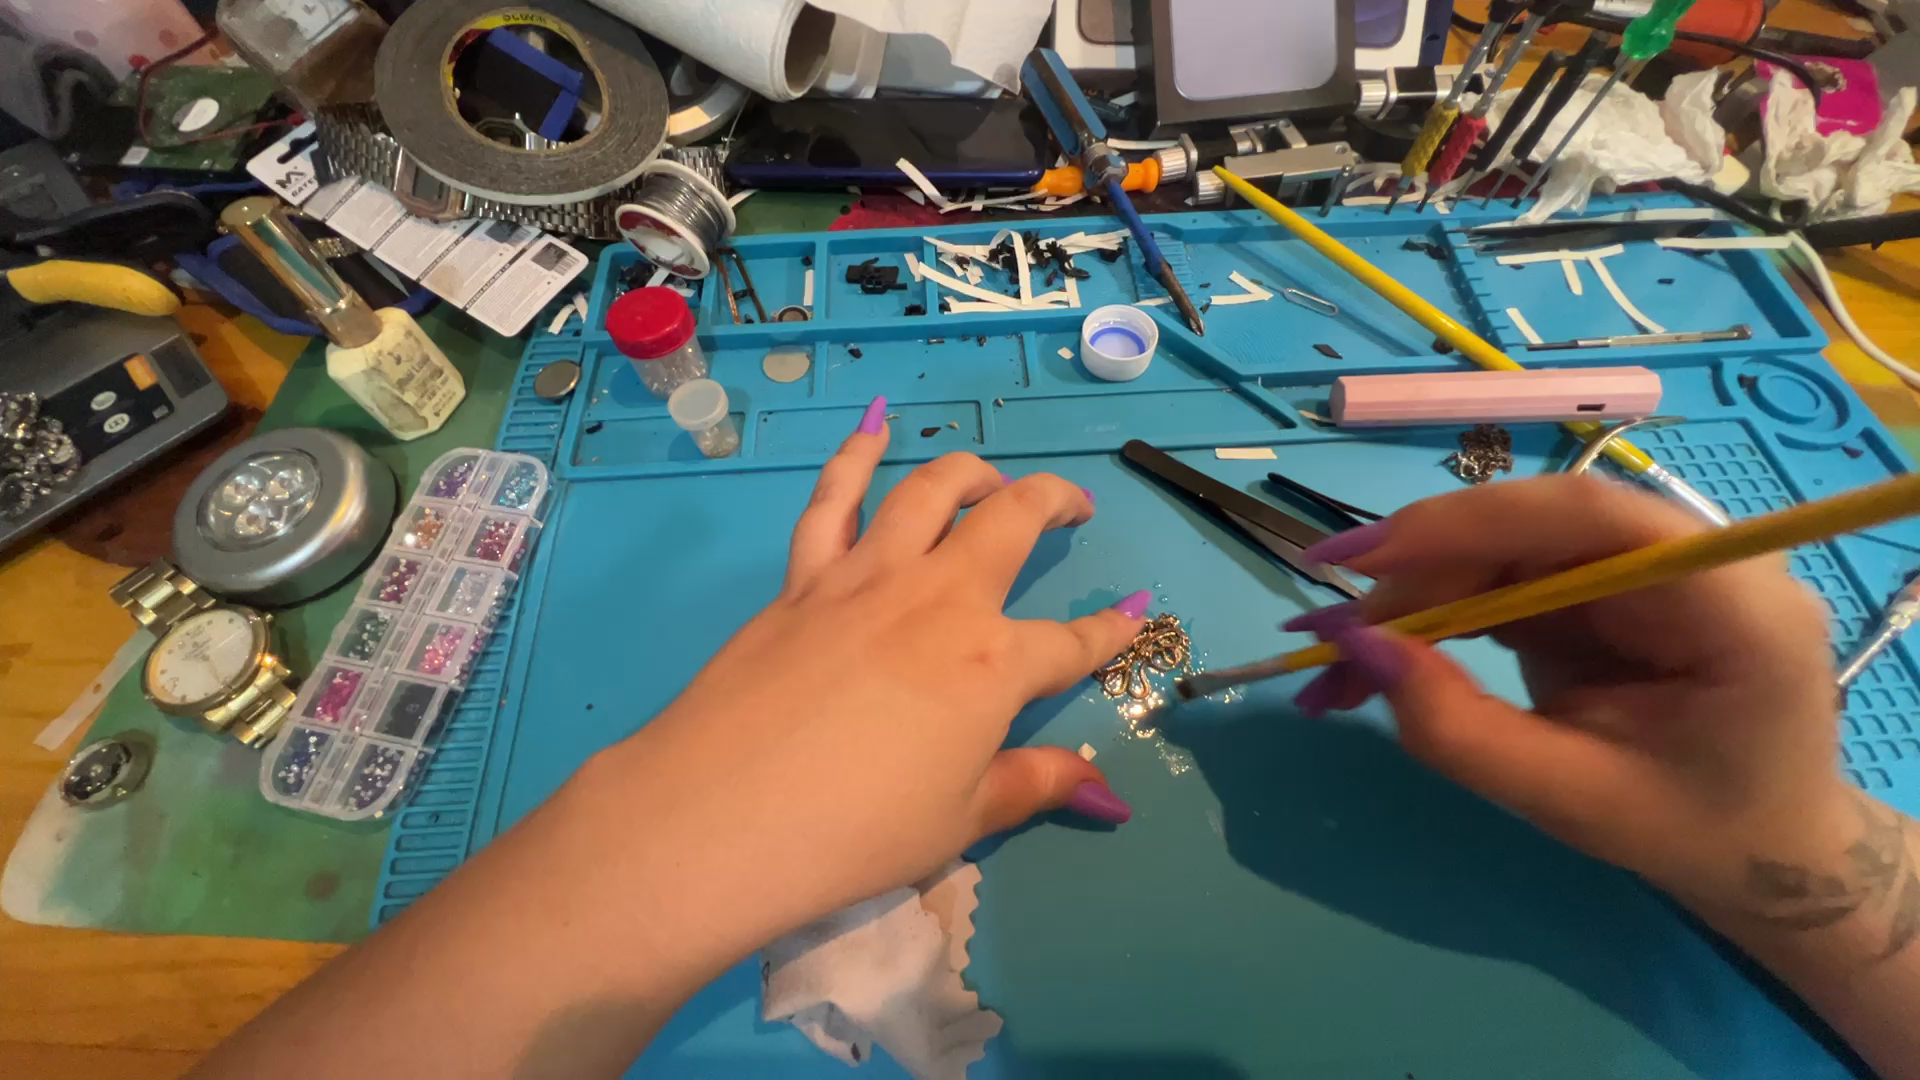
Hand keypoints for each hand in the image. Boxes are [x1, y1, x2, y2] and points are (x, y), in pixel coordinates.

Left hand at [594, 398, 1144, 938]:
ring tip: (991, 479)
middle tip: (1071, 505)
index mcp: (992, 664)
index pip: (1074, 642)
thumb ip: (1036, 786)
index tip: (1135, 614)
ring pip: (932, 492)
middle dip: (1055, 501)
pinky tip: (872, 428)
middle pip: (1013, 522)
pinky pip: (833, 501)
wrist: (722, 816)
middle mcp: (941, 598)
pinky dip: (855, 457)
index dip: (1112, 631)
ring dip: (973, 472)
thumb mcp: (961, 820)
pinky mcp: (807, 578)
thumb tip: (1107, 790)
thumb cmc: (856, 831)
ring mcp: (870, 577)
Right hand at [1287, 475, 1851, 909]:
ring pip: (1480, 549)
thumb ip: (1456, 728)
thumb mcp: (1565, 797)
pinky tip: (1378, 655)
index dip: (1462, 524)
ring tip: (1339, 664)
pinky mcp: (1576, 581)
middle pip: (1513, 531)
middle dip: (1409, 580)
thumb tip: (1357, 646)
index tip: (1360, 563)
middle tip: (1329, 641)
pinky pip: (1476, 575)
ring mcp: (1620, 565)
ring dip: (1401, 602)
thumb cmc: (1686, 825)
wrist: (1753, 839)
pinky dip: (1418, 614)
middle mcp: (1676, 560)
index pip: (1583, 519)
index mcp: (1726, 605)